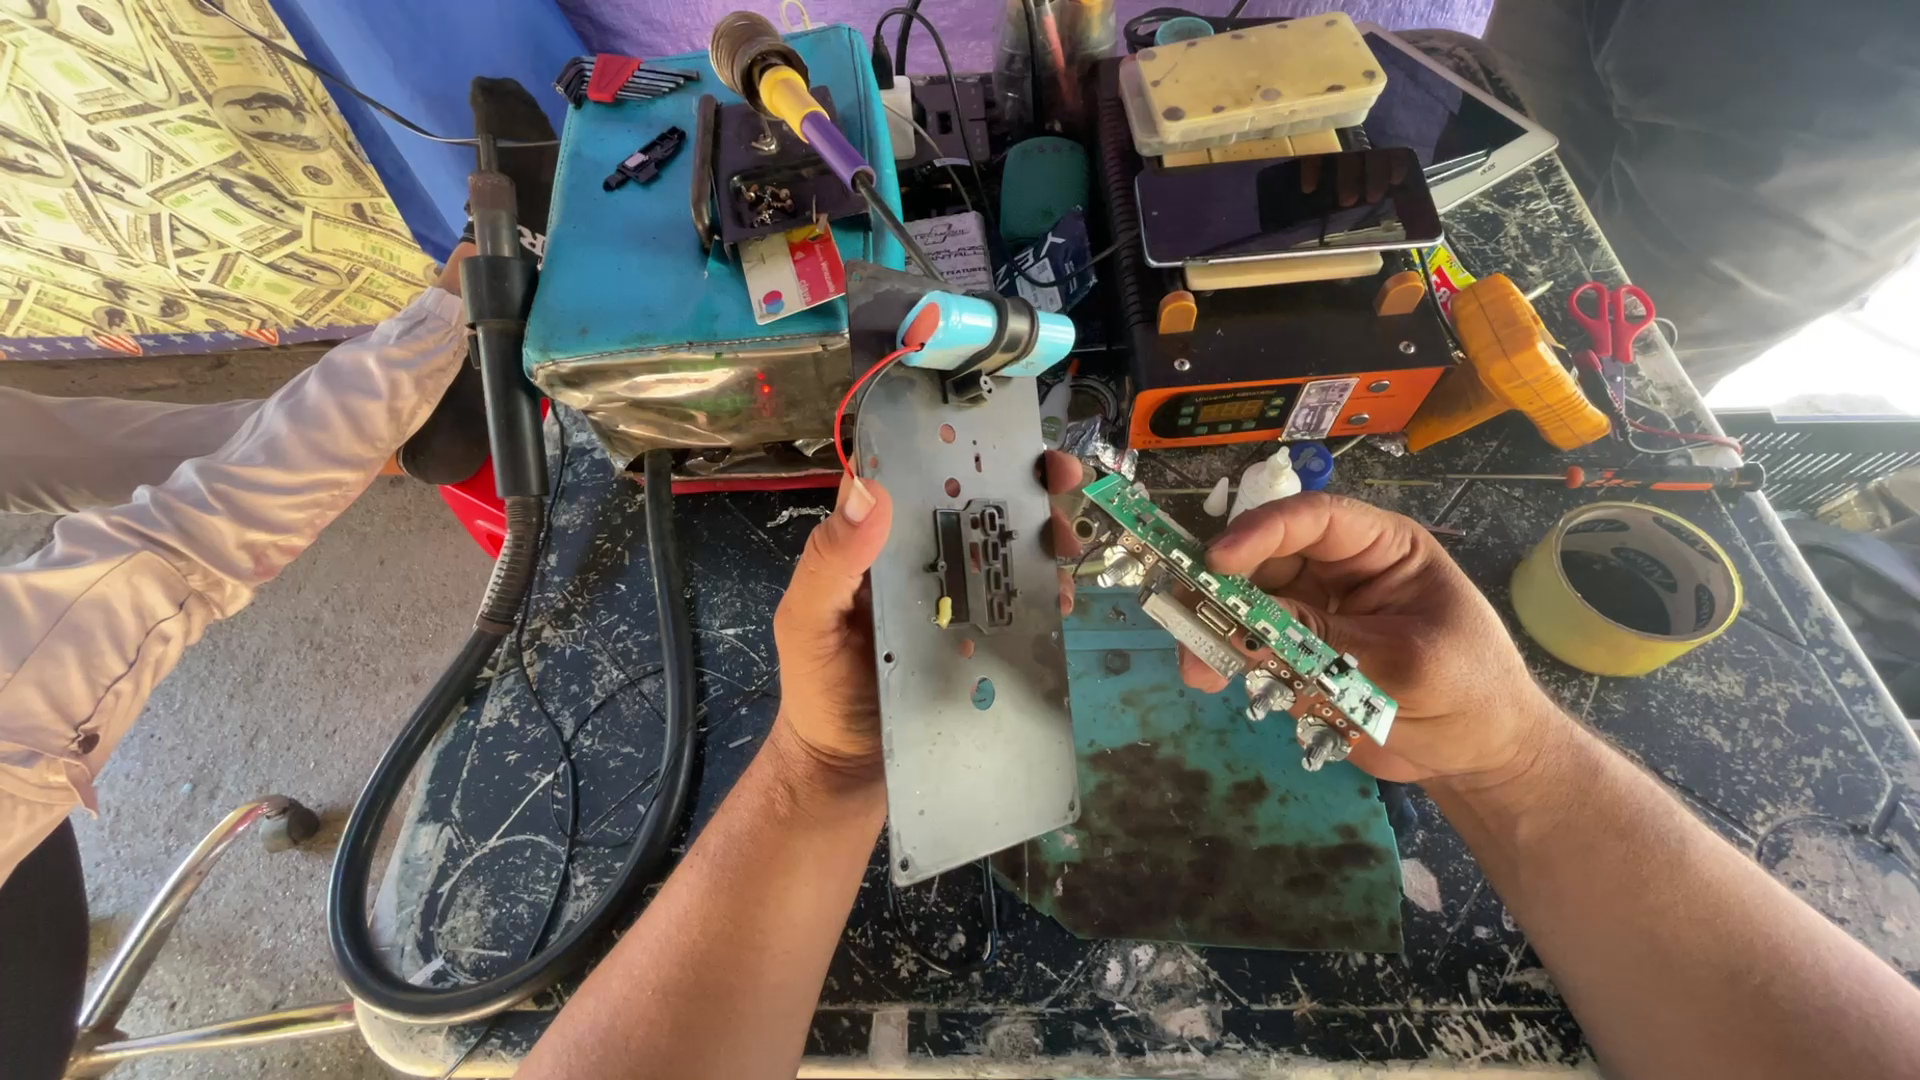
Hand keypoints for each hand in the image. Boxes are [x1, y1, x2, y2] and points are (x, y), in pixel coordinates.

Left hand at [773, 453, 1087, 777]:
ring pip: (1001, 549)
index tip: (997, 433)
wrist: (848, 772)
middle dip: (1019, 484)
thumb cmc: (819, 691)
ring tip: (1066, 542)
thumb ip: (830, 560)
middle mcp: (915, 561)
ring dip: (1040, 535)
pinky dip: (1044, 592)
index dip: (950, 445)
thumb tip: (871, 488)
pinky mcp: (978, 635)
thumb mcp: (808, 621)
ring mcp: (950, 598)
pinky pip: (1016, 603)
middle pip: (970, 506)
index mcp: (873, 546)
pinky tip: (1062, 597)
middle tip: (1059, 479)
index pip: (910, 476)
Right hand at [1186, 493, 1563, 786]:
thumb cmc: (1469, 694)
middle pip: (1264, 560)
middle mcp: (1336, 570)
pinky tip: (1213, 681)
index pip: (1314, 520)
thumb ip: (1326, 643)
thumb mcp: (1405, 665)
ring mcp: (1310, 610)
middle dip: (1225, 590)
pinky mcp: (1292, 649)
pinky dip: (1225, 659)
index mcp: (1379, 549)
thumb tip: (1246, 629)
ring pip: (1245, 603)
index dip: (1262, 531)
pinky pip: (1247, 643)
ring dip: (1216, 630)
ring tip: (1199, 669)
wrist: (1477, 758)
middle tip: (1190, 620)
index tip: (1218, 560)